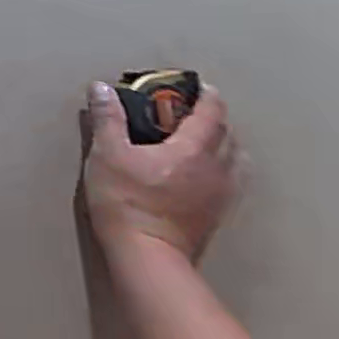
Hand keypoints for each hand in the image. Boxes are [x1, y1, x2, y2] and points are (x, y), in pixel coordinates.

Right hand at [82, 80, 240, 261]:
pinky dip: (223, 164)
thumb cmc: (125, 198)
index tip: (198, 86)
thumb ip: (107, 118)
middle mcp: (216, 168)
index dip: (207, 97)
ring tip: (199, 138)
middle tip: (188, 110)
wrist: (147, 252)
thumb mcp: (106, 153)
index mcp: (192, 150)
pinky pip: (232, 178)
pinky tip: (204, 169)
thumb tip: (102, 87)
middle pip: (227, 135)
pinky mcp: (218, 212)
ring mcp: (222, 193)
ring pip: (235, 158)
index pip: (210, 115)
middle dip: (212, 118)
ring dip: (222, 142)